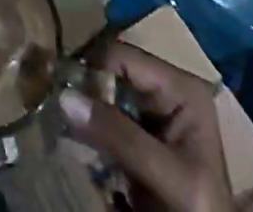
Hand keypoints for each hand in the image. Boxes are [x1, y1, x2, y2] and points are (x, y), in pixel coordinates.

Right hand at [60, 43, 233, 211]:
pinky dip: (85, 126)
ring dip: (80, 108)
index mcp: (180, 87)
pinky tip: (71, 136)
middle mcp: (164, 89)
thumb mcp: (165, 173)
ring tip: (58, 120)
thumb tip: (65, 96)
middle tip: (54, 107)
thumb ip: (120, 135)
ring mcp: (150, 111)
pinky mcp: (136, 134)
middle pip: (110, 71)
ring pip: (102, 93)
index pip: (122, 57)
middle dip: (83, 88)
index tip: (63, 94)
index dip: (90, 70)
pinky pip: (102, 117)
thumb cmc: (198, 209)